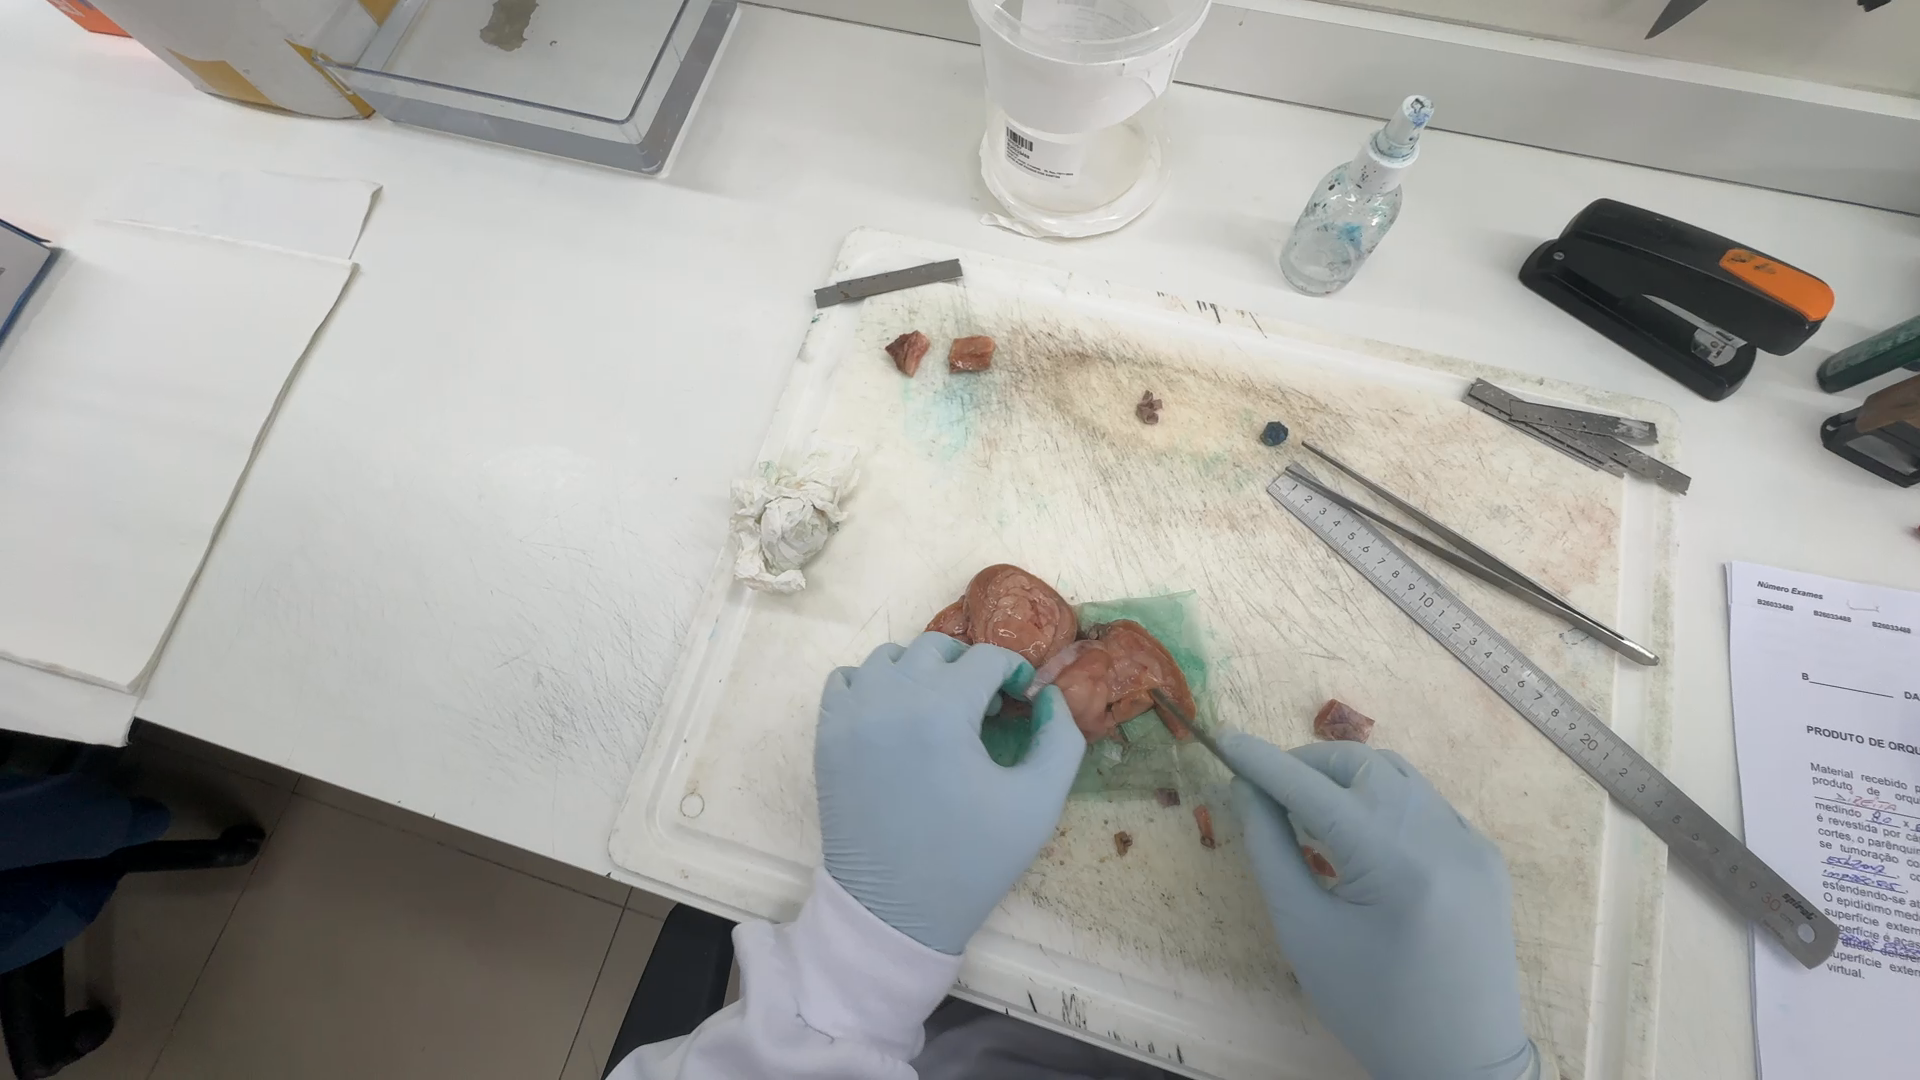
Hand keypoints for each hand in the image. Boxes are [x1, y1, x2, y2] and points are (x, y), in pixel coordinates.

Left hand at [816, 632, 1086, 954]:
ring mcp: (851, 713)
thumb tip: (1048, 695)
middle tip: (985, 704)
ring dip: (922, 670)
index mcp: (942, 711)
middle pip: (937, 647)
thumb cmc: (971, 860)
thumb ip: (1060, 739)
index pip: (986, 658)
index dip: (1014, 672)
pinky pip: (847, 679)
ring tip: (940, 707)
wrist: (894, 913)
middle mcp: (890, 697)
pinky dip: (873, 683)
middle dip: (969, 666)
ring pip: (890, 656)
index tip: (1022, 700)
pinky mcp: (826, 734)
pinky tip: (895, 714)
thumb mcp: (1038, 804)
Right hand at [1219, 735, 1534, 1079]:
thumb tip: (1246, 788)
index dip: (1260, 761)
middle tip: (1267, 791)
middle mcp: (1441, 836)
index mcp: (1393, 861)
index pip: (1310, 787)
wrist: (1464, 1070)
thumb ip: (1269, 845)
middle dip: (1304, 765)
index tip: (1223, 739)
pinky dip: (1379, 797)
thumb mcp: (1302, 927)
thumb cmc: (1369, 1004)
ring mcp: (1470, 843)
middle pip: (1356, 764)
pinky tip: (1360, 833)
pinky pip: (1421, 800)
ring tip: (1310, 808)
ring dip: (1342, 776)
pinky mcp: (1484, 856)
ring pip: (1392, 772)